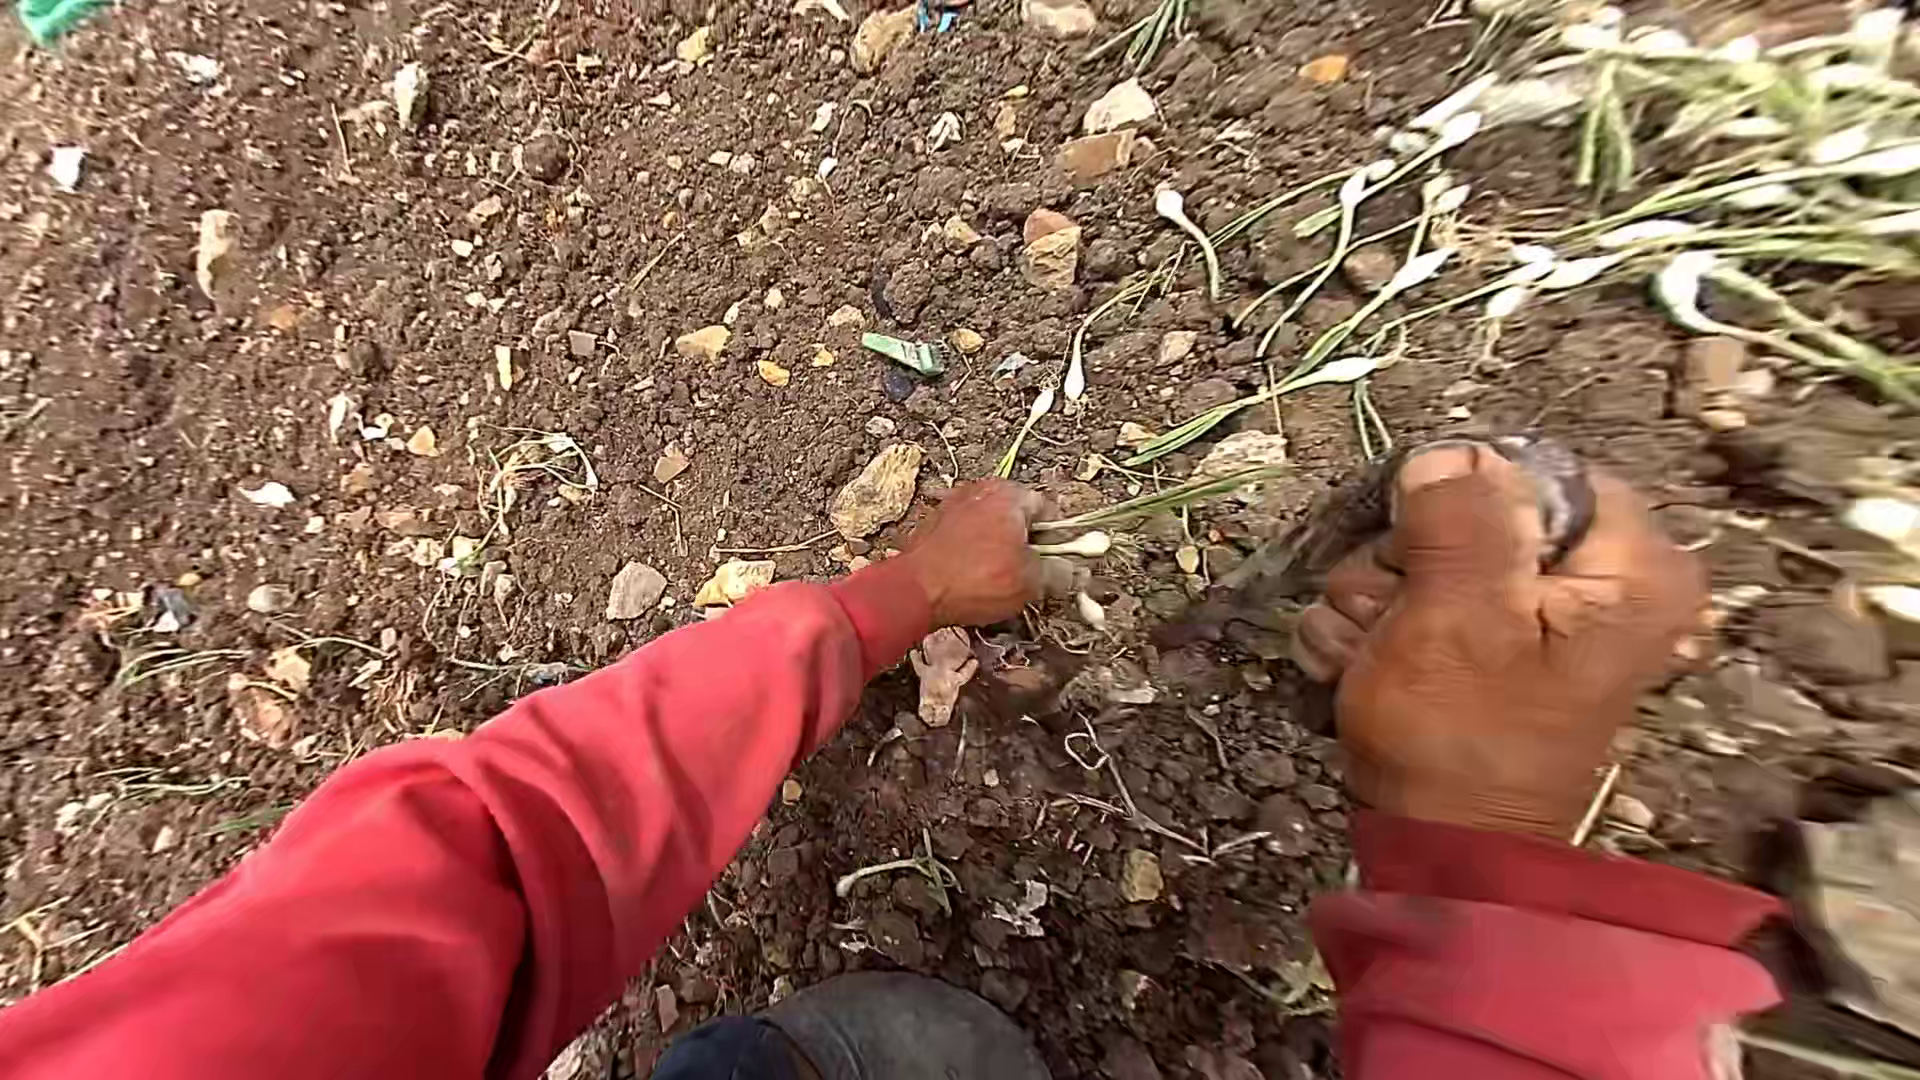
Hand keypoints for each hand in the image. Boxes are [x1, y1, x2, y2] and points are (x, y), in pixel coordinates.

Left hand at [896, 479, 1045, 627]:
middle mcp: (980, 489)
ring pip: (990, 526)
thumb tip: (1072, 571)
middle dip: (1026, 544)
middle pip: (1018, 516)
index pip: (1049, 510)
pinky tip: (971, 576)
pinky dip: (973, 551)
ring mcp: (952, 503)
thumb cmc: (977, 580)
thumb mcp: (1031, 582)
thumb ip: (1059, 571)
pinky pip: (966, 535)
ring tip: (997, 579)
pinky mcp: (933, 523)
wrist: (913, 591)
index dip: (1058, 539)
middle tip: (1028, 575)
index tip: (1056, 563)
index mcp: (1009, 494)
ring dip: (998, 548)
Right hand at [1295, 445, 1703, 838]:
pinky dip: (1356, 632)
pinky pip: (1378, 602)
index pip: (1535, 473)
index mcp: (1617, 570)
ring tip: (1370, 654)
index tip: (1414, 537)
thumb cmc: (1458, 727)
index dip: (1459, 494)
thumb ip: (1459, 525)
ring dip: (1361, 605)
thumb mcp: (1460, 618)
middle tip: (1391, 615)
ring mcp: (1495, 612)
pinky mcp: (1446, 636)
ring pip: (1395, 561)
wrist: (1429, 825)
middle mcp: (1565, 584)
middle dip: (1392, 566)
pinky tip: (1357, 665)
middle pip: (1448, 518)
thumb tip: (1444, 452)